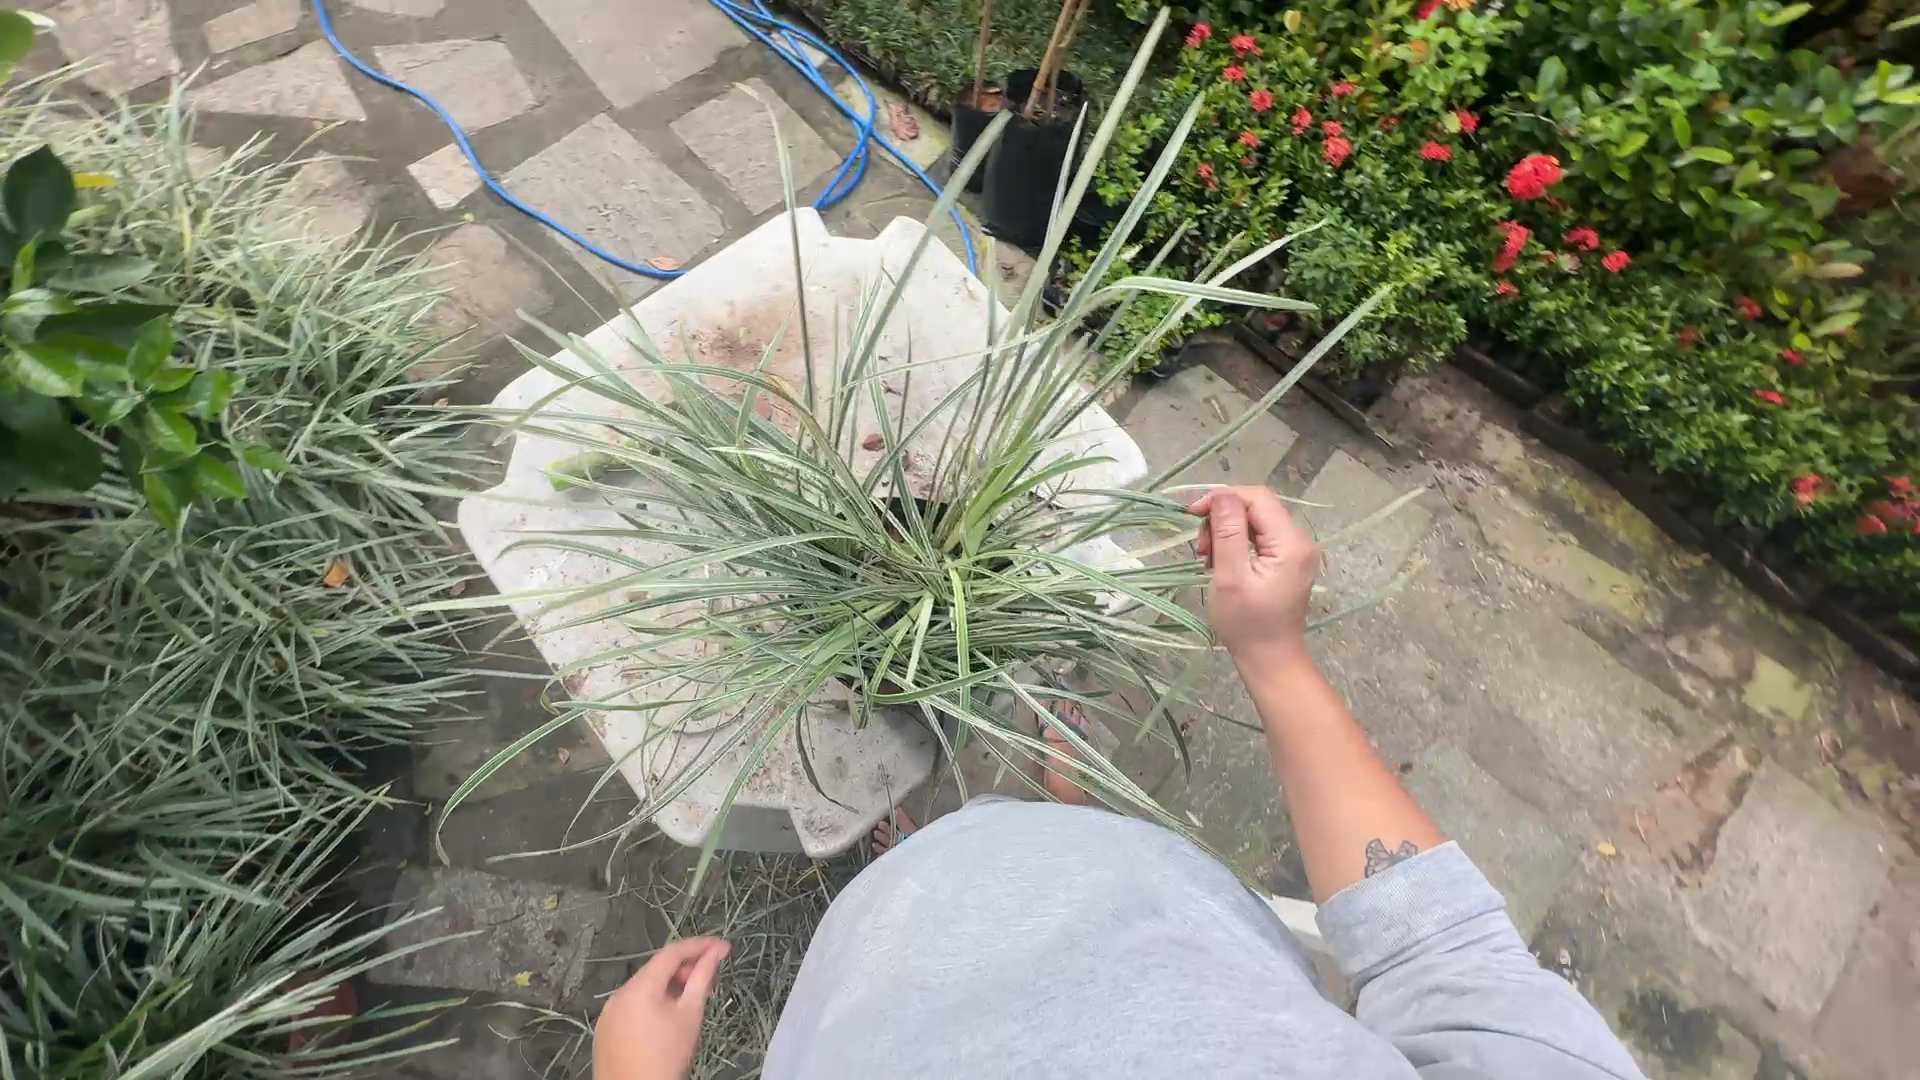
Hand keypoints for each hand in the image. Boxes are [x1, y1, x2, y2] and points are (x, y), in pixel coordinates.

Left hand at [593, 937, 729, 1079]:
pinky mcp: (605, 1031)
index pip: (672, 952)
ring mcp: (608, 1014)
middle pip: (657, 969)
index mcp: (639, 987)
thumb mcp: (691, 1013)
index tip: (722, 947)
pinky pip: (633, 1005)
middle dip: (686, 969)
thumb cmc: (667, 1057)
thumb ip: (703, 976)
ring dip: (671, 985)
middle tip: (710, 979)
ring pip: (645, 987)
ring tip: (692, 999)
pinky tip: (669, 1016)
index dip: (699, 946)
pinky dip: (653, 1002)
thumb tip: (717, 950)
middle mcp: (619, 994)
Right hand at [1189, 486, 1320, 669]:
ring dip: (1226, 530)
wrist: (1269, 657)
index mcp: (1290, 542)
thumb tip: (1221, 496)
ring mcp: (1295, 550)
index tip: (1193, 514)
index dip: (1223, 498)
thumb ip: (1228, 533)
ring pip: (1255, 520)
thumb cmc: (1247, 623)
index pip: (1257, 498)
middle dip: (1222, 517)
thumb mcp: (1230, 577)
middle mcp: (1299, 540)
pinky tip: (1221, 561)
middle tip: (1201, 546)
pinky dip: (1236, 542)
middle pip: (1257, 506)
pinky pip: (1259, 536)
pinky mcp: (1287, 560)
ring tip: (1208, 557)